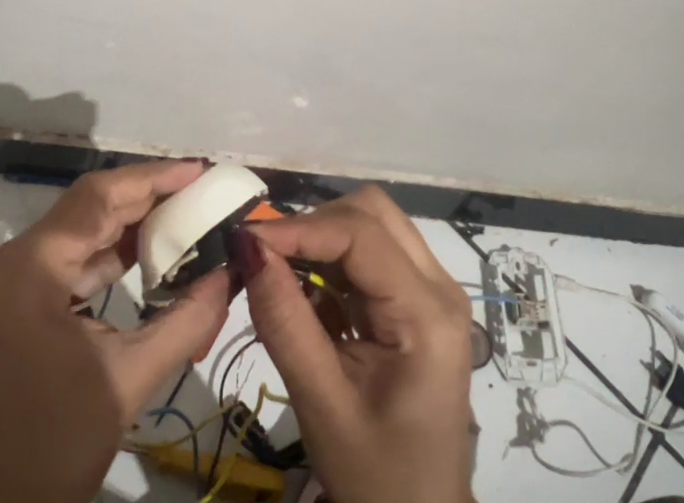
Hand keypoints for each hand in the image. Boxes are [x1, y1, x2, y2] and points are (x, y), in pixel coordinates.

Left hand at [0, 161, 229, 502]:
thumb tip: (231, 273)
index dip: (152, 179)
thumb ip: (186, 318)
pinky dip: (101, 260)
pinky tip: (144, 259)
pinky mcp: (2, 305)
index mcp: (27, 270)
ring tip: (183, 220)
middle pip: (83, 212)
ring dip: (124, 230)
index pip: (97, 199)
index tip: (200, 171)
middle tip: (200, 195)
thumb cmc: (57, 442)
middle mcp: (4, 263)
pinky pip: (59, 266)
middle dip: (144, 201)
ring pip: (72, 237)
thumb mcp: (131, 377)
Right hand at [241, 186, 476, 502]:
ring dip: (320, 239)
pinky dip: (330, 261)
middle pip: (373, 213)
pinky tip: (305, 295)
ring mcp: (432, 292)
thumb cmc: (374, 470)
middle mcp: (439, 288)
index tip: (244, 240)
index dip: (300, 227)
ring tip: (279, 276)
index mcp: (427, 314)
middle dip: (313, 224)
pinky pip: (370, 255)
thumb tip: (247, 247)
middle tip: (264, 257)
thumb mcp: (320, 400)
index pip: (362, 235)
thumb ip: (284, 320)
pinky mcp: (416, 302)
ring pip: (372, 226)